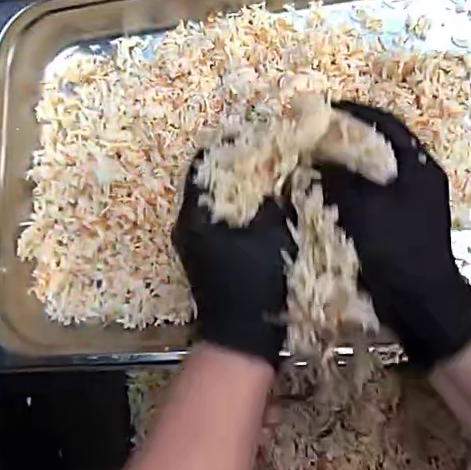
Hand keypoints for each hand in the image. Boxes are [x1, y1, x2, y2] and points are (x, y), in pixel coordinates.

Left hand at [172, 154, 296, 361]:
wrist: (241, 338)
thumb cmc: (257, 280)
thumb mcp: (273, 231)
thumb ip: (275, 197)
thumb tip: (284, 170)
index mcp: (197, 214)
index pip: (201, 163)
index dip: (225, 142)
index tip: (250, 131)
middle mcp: (186, 224)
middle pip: (206, 178)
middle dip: (235, 161)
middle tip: (264, 149)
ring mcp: (192, 243)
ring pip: (211, 199)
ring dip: (236, 183)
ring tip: (267, 172)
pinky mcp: (203, 256)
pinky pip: (216, 217)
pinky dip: (236, 205)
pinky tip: (262, 203)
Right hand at [316, 102, 470, 368]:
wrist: (425, 304)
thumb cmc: (398, 250)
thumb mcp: (364, 209)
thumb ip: (339, 180)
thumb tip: (315, 161)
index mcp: (419, 166)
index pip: (388, 124)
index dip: (358, 113)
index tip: (329, 109)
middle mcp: (421, 178)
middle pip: (383, 146)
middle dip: (351, 139)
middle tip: (321, 136)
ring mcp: (416, 202)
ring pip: (379, 172)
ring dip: (351, 166)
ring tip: (321, 162)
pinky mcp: (406, 223)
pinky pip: (376, 196)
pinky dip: (355, 191)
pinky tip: (332, 195)